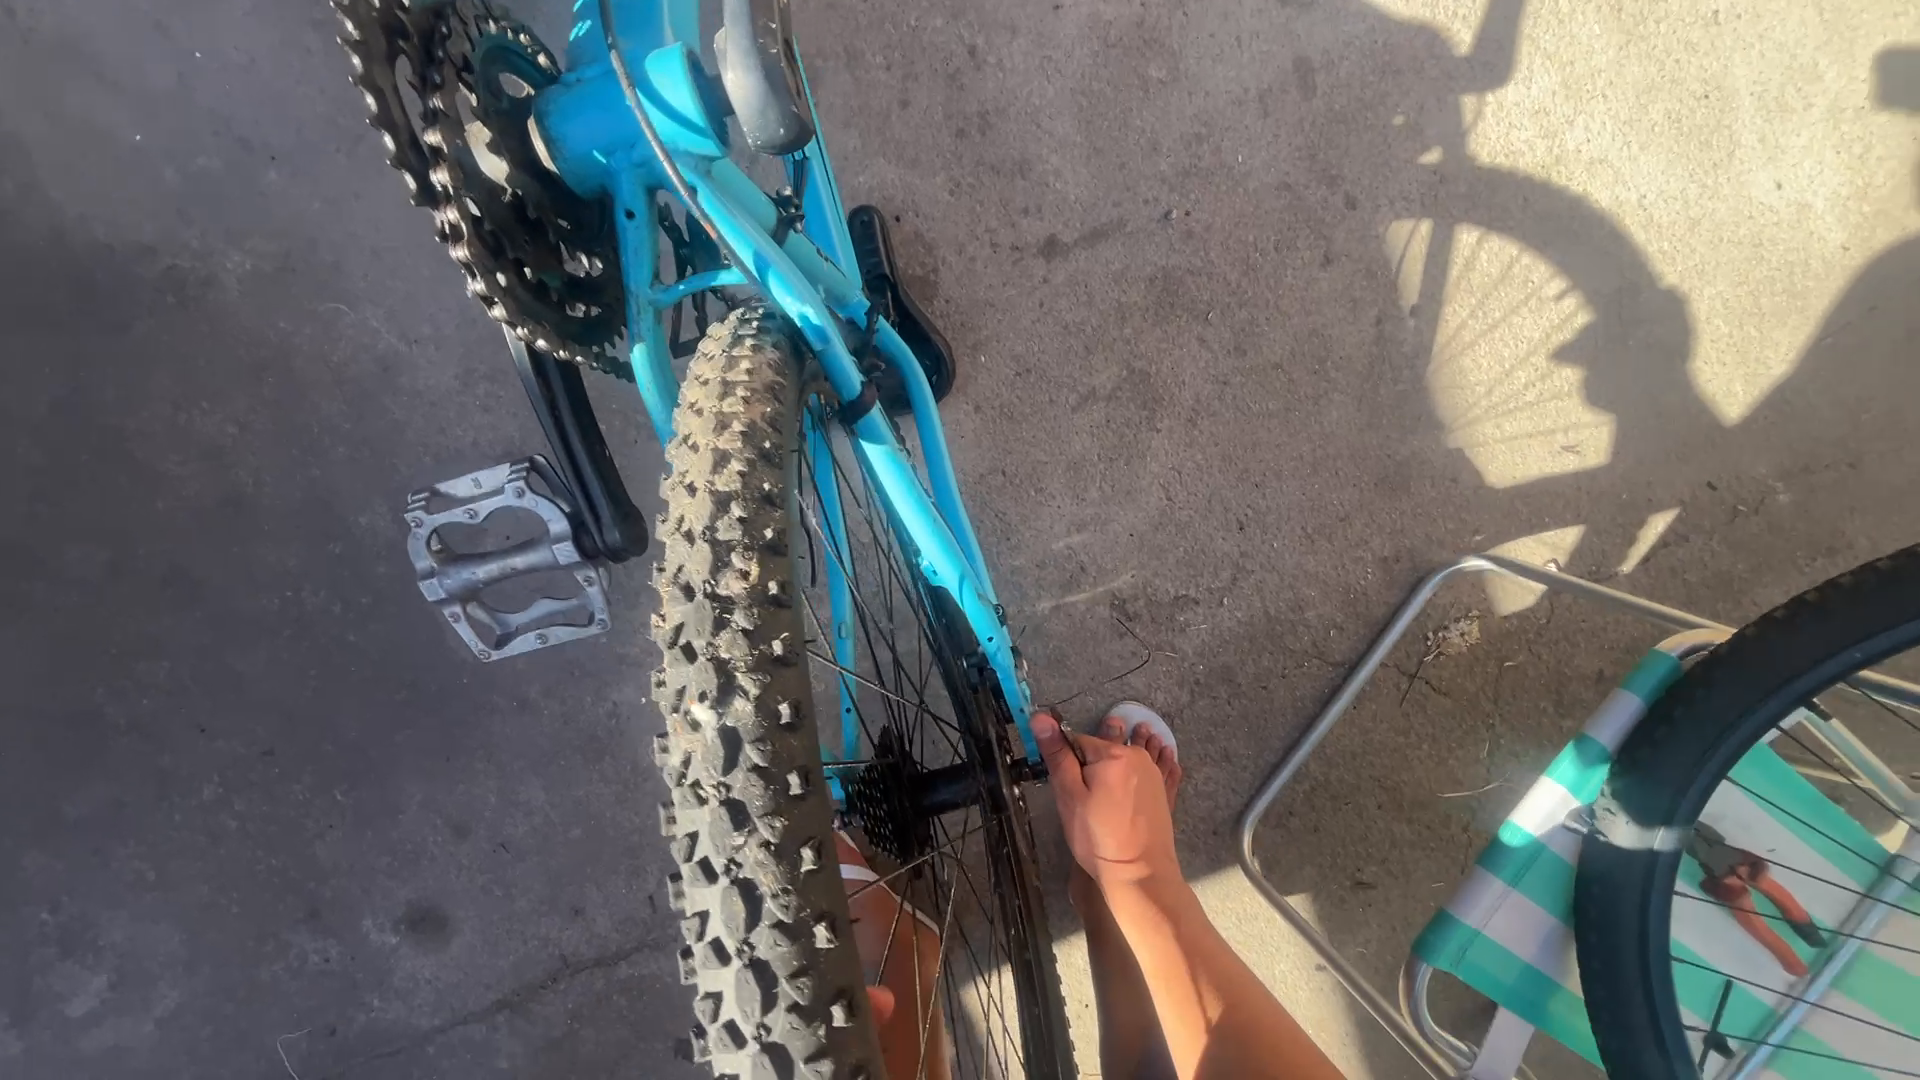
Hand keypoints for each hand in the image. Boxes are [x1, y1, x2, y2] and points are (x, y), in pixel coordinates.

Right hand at [1033, 710, 1180, 890]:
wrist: (1139, 876)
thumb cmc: (1098, 838)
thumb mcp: (1069, 796)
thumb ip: (1057, 754)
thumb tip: (1041, 717)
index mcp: (1111, 755)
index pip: (1078, 741)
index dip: (1066, 758)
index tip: (1063, 778)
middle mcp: (1137, 757)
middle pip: (1106, 747)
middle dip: (1094, 756)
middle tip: (1089, 771)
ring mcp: (1155, 774)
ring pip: (1133, 753)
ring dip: (1130, 745)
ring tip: (1134, 734)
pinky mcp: (1165, 793)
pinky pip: (1162, 766)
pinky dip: (1160, 758)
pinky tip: (1166, 752)